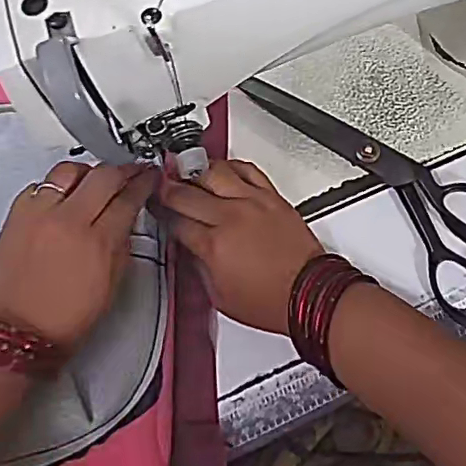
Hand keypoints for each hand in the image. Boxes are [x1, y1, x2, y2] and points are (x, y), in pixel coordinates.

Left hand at [0, 161, 156, 348]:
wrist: (14, 335)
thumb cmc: (60, 322)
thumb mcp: (110, 287)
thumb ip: (121, 247)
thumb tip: (126, 221)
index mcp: (98, 242)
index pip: (129, 197)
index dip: (144, 182)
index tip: (149, 177)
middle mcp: (68, 221)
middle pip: (104, 175)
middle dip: (123, 170)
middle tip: (131, 171)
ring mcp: (39, 214)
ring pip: (69, 170)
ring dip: (88, 172)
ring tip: (93, 181)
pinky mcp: (16, 215)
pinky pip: (40, 184)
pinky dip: (55, 186)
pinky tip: (62, 196)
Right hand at [160, 160, 323, 334]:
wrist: (310, 293)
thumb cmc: (272, 300)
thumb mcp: (219, 296)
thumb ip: (198, 267)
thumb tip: (187, 248)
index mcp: (214, 246)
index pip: (175, 220)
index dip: (160, 213)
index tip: (156, 209)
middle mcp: (231, 218)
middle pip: (186, 192)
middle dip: (168, 189)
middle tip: (161, 186)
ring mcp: (252, 203)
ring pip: (214, 172)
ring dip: (195, 171)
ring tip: (186, 172)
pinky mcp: (272, 197)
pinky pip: (247, 169)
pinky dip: (231, 166)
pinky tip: (223, 169)